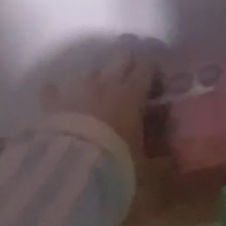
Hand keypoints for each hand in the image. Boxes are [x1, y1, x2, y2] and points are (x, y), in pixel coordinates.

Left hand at [37, 35, 160, 160]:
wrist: (71, 169)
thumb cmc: (117, 162)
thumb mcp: (148, 166)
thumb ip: (161, 157)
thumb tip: (173, 154)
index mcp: (132, 94)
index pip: (147, 66)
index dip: (154, 68)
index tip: (158, 79)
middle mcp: (106, 83)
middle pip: (120, 56)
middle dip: (128, 60)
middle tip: (134, 72)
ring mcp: (76, 89)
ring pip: (90, 70)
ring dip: (97, 77)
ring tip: (100, 91)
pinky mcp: (53, 103)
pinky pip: (53, 90)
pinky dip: (57, 91)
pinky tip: (55, 92)